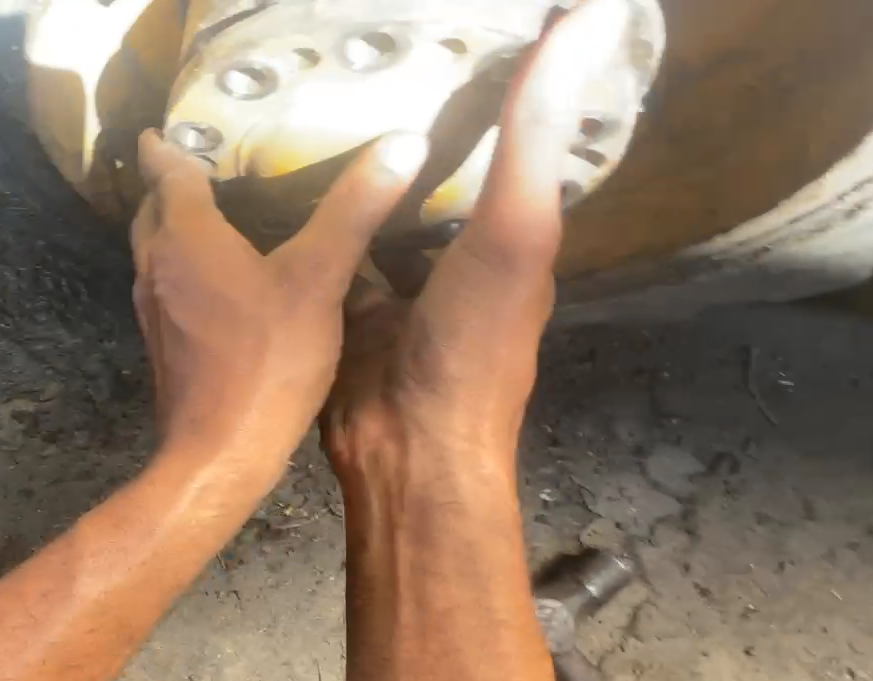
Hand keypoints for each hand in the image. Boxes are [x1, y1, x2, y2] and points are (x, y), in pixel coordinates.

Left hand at [132, 128, 427, 480]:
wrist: (217, 452)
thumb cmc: (265, 363)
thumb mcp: (318, 280)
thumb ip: (353, 209)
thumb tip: (402, 142)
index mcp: (184, 239)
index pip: (170, 173)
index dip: (173, 148)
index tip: (174, 129)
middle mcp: (156, 269)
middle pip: (152, 213)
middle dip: (168, 187)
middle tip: (199, 167)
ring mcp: (152, 312)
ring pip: (153, 253)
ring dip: (171, 229)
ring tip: (209, 215)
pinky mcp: (162, 345)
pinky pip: (164, 287)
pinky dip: (180, 268)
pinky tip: (216, 279)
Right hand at [323, 0, 631, 475]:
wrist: (403, 445)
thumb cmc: (471, 347)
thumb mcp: (514, 234)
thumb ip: (534, 138)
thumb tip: (597, 10)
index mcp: (503, 231)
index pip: (497, 140)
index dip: (485, 82)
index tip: (451, 22)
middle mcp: (446, 252)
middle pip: (426, 176)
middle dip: (402, 123)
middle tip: (358, 53)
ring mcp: (388, 284)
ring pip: (369, 214)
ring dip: (347, 172)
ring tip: (308, 101)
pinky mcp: (338, 309)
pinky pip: (325, 254)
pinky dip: (309, 225)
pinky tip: (274, 183)